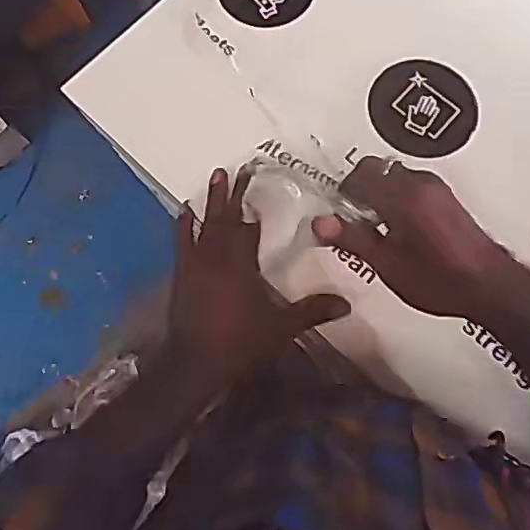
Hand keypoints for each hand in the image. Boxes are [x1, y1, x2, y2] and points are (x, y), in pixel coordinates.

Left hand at [167, 168, 350, 375]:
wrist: (196, 361)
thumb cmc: (240, 341)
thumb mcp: (280, 327)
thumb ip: (311, 311)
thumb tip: (347, 303)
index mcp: (241, 264)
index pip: (249, 226)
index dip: (254, 206)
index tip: (259, 184)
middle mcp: (216, 256)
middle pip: (225, 217)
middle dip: (231, 192)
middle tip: (236, 168)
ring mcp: (196, 263)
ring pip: (204, 223)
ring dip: (210, 200)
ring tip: (216, 175)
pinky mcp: (182, 273)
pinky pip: (183, 241)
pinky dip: (184, 224)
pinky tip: (185, 211)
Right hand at [312, 156, 515, 318]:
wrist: (490, 289)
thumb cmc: (442, 279)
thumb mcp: (386, 263)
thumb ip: (352, 238)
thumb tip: (322, 223)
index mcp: (403, 195)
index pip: (360, 175)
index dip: (343, 192)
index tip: (337, 212)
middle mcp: (422, 185)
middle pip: (379, 170)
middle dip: (361, 190)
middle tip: (352, 218)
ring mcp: (438, 191)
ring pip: (396, 178)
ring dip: (381, 194)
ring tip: (375, 227)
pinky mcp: (448, 201)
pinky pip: (414, 187)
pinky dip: (399, 199)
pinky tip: (398, 229)